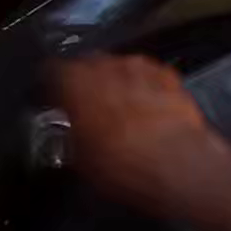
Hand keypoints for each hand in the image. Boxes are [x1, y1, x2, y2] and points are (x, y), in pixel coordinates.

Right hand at [50, 54, 230, 220]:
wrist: (179, 166)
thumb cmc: (121, 166)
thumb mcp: (81, 161)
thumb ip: (72, 137)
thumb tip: (72, 136)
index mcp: (74, 81)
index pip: (52, 71)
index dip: (53, 88)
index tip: (54, 101)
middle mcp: (105, 64)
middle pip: (88, 64)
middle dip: (87, 82)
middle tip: (88, 106)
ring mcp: (140, 65)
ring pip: (120, 68)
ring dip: (118, 83)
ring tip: (122, 109)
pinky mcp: (170, 74)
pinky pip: (149, 76)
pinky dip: (145, 88)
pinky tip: (150, 109)